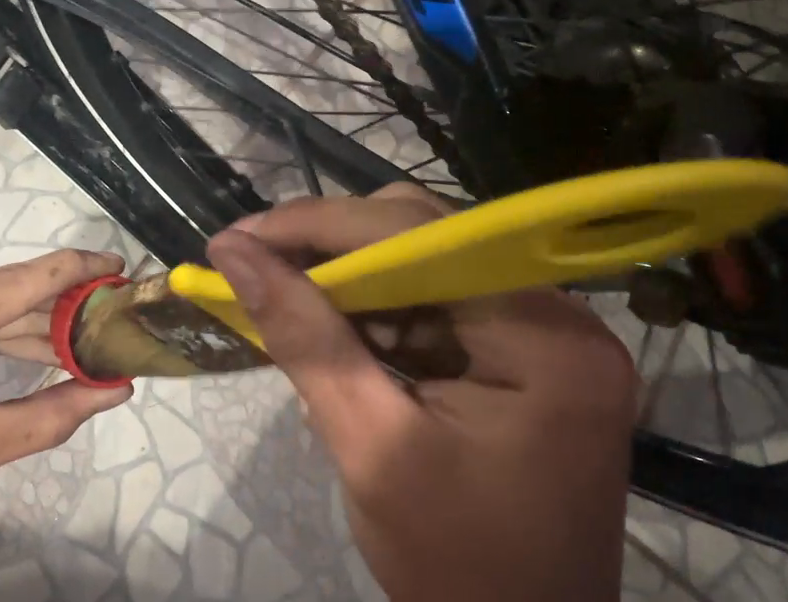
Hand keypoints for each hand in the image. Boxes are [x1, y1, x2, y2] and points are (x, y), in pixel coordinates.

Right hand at [206, 183, 637, 601]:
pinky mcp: (523, 357)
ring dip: (347, 275)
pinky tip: (329, 327)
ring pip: (422, 261)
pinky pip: (433, 301)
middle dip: (330, 246)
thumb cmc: (456, 563)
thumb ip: (304, 337)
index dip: (317, 224)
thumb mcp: (369, 446)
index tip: (237, 235)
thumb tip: (230, 251)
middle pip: (424, 235)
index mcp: (544, 339)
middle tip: (255, 264)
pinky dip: (374, 307)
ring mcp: (545, 335)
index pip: (417, 236)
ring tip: (281, 293)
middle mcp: (557, 316)